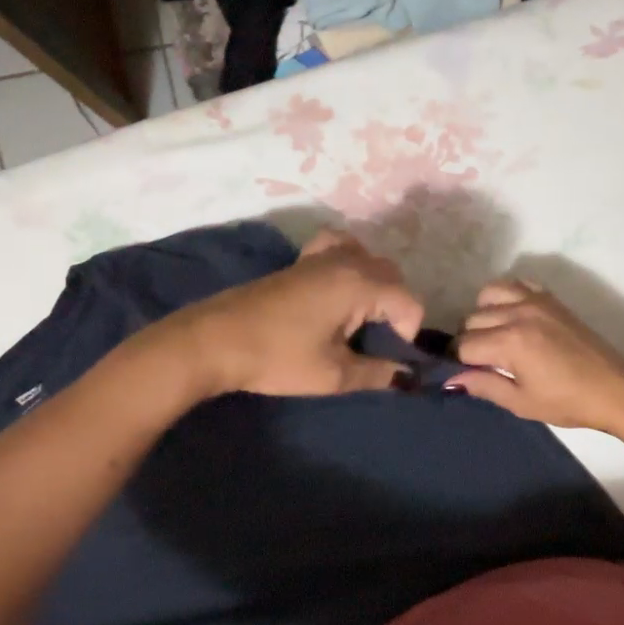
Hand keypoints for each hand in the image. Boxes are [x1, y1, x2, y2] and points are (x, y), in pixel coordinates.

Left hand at [159, 231, 424, 397]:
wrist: (214, 341)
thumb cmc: (277, 358)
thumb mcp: (334, 375)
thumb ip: (379, 373)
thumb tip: (406, 376)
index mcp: (360, 284)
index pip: (409, 302)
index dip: (407, 335)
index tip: (385, 359)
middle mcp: (347, 261)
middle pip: (394, 277)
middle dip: (395, 310)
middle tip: (373, 345)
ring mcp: (321, 256)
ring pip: (370, 260)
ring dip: (375, 287)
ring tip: (359, 319)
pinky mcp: (300, 261)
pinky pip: (340, 248)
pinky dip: (349, 264)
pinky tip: (337, 291)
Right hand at [449, 279, 623, 431]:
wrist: (613, 389)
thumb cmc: (566, 402)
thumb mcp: (521, 402)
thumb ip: (484, 385)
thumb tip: (450, 380)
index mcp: (510, 342)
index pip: (464, 345)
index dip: (459, 362)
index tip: (467, 374)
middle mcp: (519, 313)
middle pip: (472, 318)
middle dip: (470, 340)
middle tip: (483, 362)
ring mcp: (536, 301)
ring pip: (489, 295)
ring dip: (484, 314)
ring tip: (495, 337)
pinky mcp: (551, 298)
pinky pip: (517, 284)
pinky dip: (507, 297)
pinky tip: (513, 317)